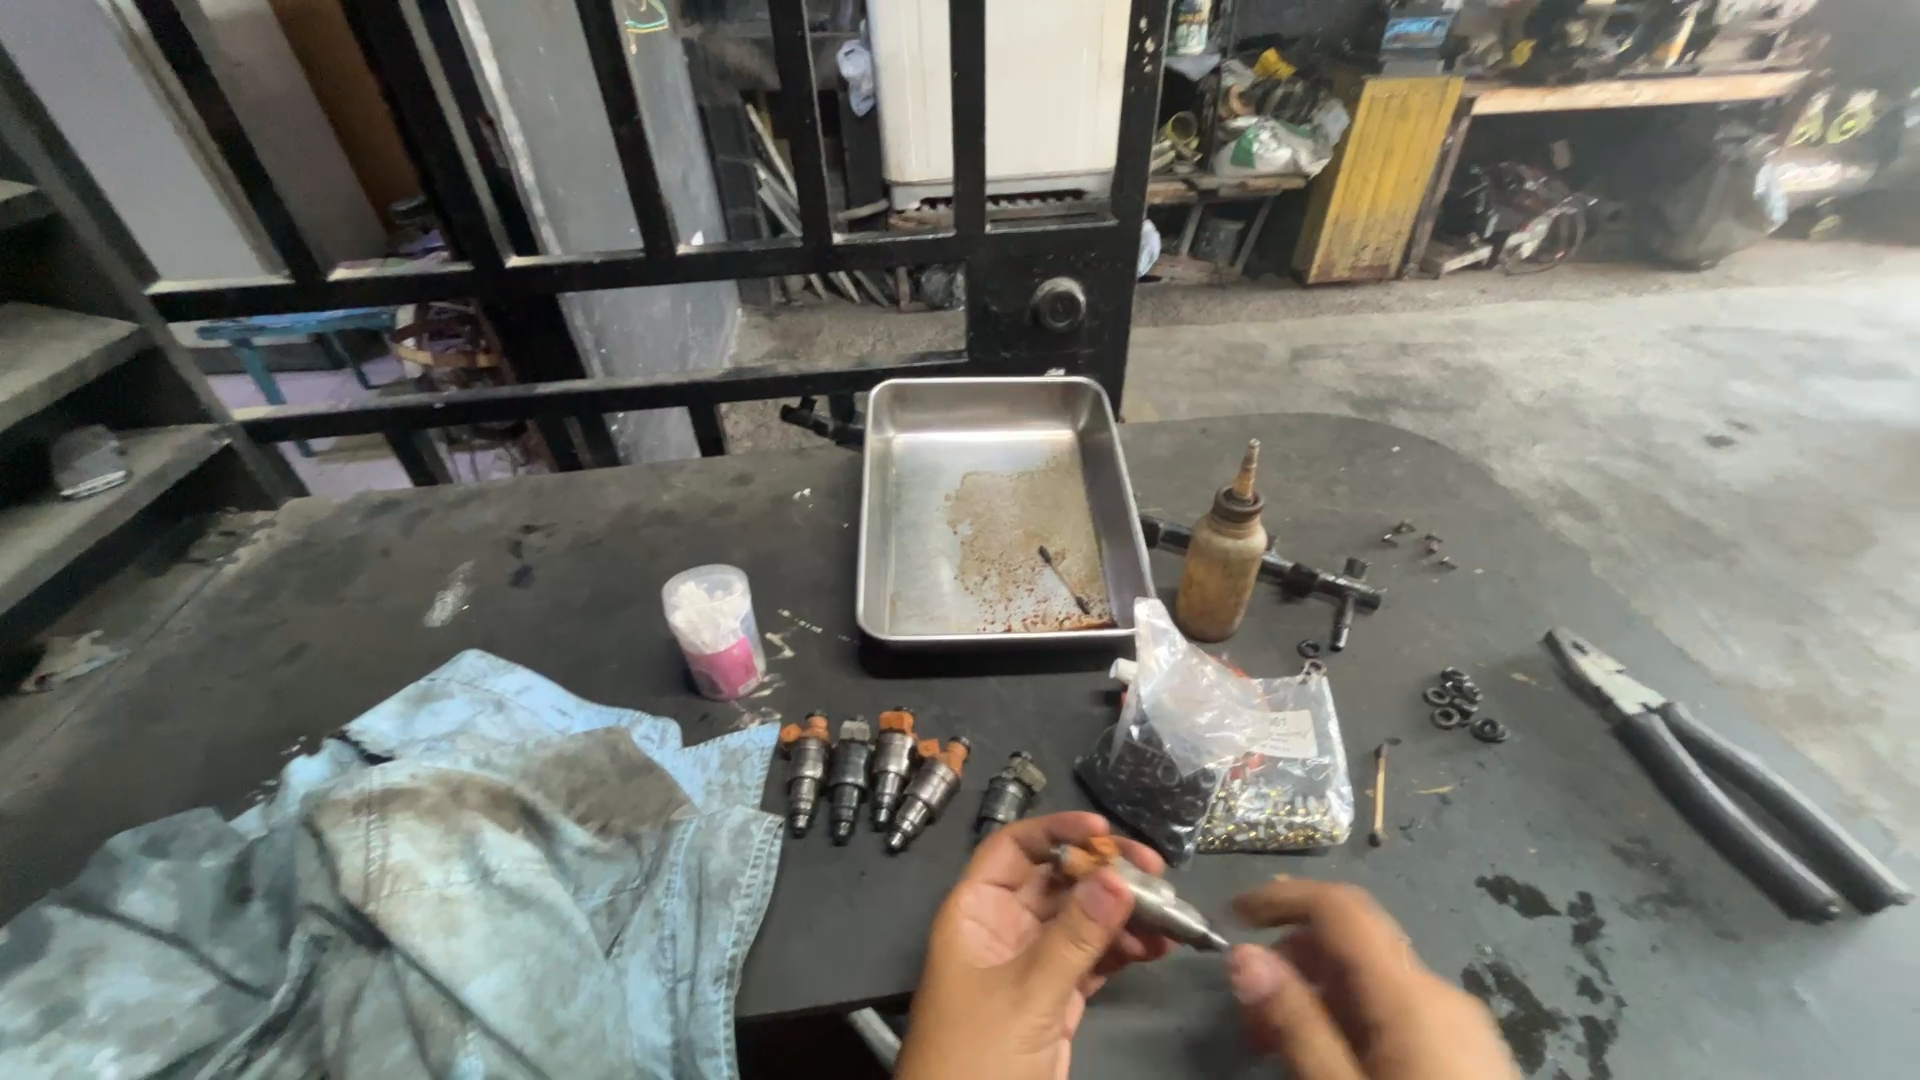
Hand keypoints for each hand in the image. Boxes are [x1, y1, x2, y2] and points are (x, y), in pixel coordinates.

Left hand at [894, 812, 1172, 1079]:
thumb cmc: (976, 1055)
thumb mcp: (1025, 994)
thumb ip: (1074, 937)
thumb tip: (1119, 877)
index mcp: (976, 910)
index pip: (1013, 849)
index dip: (1055, 831)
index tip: (1103, 829)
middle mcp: (1002, 926)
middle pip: (1055, 880)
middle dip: (1103, 872)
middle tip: (1156, 871)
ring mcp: (1030, 962)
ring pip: (1080, 920)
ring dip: (1122, 913)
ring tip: (1169, 914)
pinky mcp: (1055, 999)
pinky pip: (1092, 959)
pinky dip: (1122, 950)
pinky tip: (1157, 946)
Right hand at [1227, 878, 1519, 1079]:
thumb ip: (1294, 1022)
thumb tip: (1244, 954)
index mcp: (1413, 997)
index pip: (1341, 907)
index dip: (1282, 896)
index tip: (1232, 915)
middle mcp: (1443, 996)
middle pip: (1352, 943)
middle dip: (1291, 961)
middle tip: (1249, 1016)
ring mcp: (1465, 1029)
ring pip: (1373, 982)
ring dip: (1318, 996)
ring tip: (1283, 1050)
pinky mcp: (1473, 1059)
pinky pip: (1399, 1013)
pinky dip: (1352, 1020)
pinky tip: (1335, 1065)